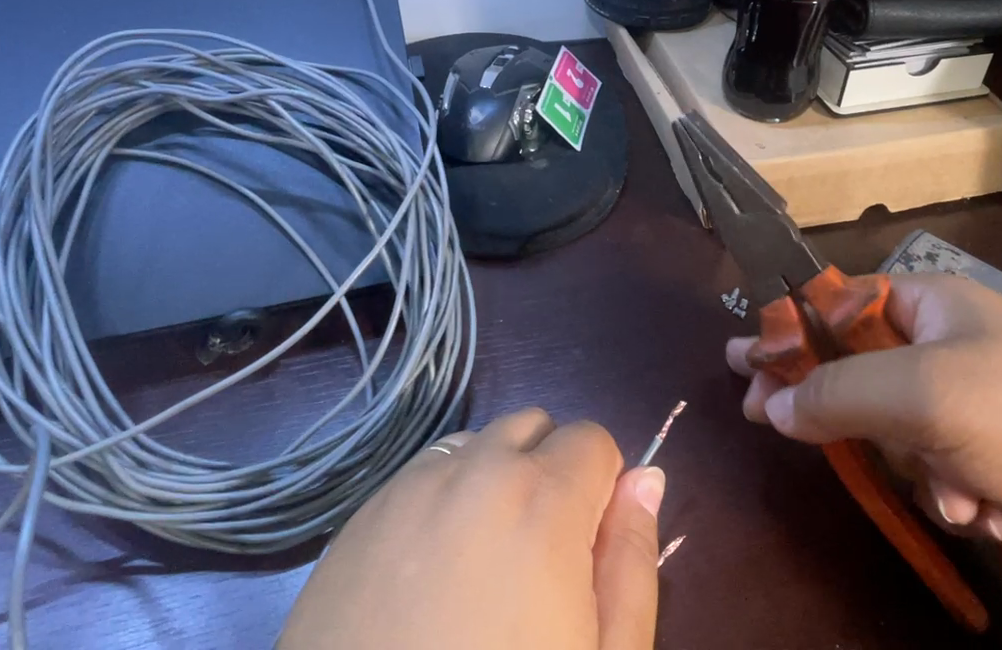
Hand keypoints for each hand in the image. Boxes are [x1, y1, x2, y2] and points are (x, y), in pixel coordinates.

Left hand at [278, 408, 664, 649]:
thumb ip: (631, 558)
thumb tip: (643, 479)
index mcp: (543, 499)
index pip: (591, 438)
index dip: (600, 488)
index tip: (587, 546)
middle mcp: (474, 471)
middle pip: (531, 428)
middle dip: (548, 471)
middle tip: (538, 556)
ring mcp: (409, 489)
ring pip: (474, 445)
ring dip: (493, 478)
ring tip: (482, 564)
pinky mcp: (359, 519)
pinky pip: (421, 476)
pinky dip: (441, 500)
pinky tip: (429, 574)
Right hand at [726, 274, 1001, 584]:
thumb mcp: (922, 394)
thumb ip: (836, 393)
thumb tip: (771, 402)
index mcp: (934, 303)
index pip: (839, 306)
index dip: (790, 335)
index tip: (745, 365)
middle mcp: (949, 345)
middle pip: (861, 375)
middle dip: (850, 418)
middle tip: (772, 424)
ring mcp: (974, 404)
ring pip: (898, 437)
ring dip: (918, 471)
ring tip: (958, 490)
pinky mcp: (995, 458)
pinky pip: (939, 474)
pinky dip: (956, 496)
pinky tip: (990, 512)